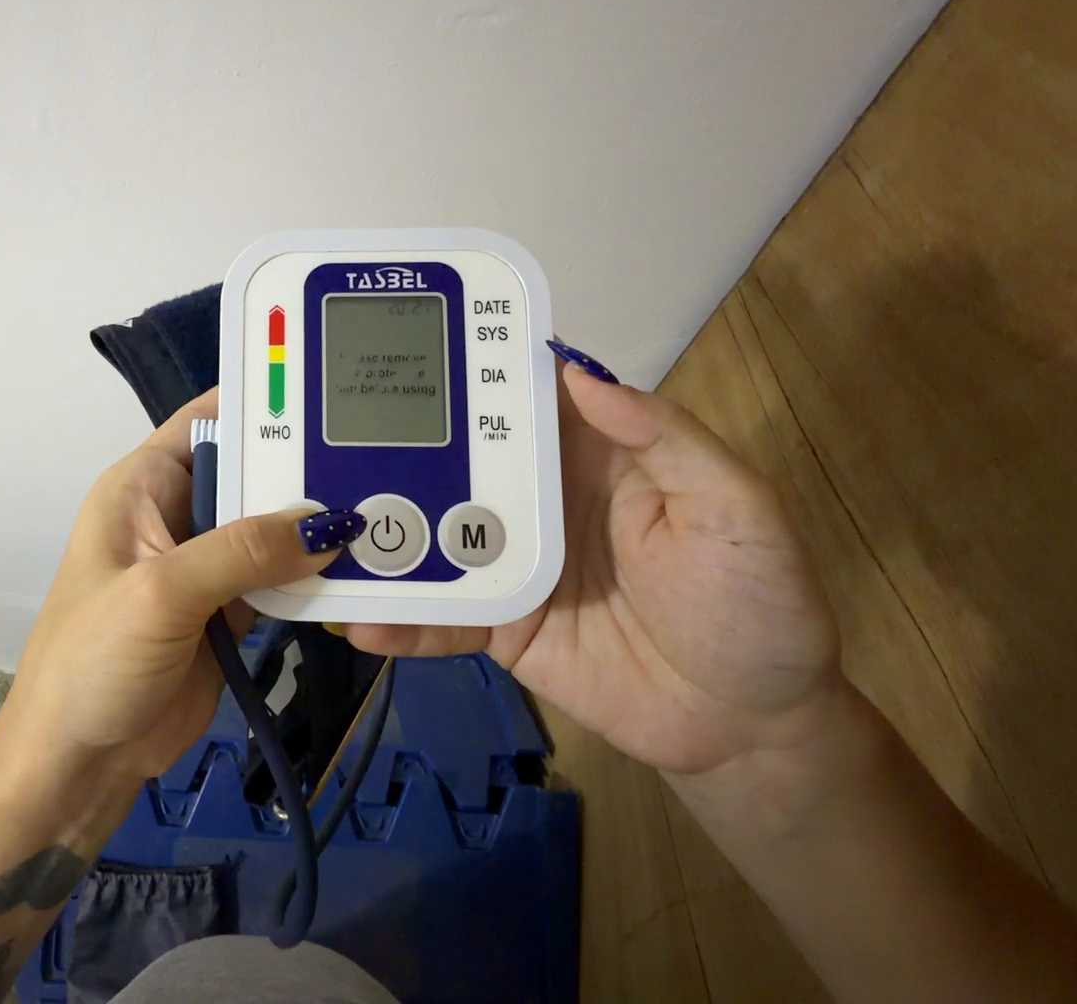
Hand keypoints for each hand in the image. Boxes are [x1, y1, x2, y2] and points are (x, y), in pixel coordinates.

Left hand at [0, 389, 350, 788]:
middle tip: (384, 454)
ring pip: (269, 527)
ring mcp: (204, 565)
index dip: (261, 399)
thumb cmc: (95, 661)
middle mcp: (175, 514)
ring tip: (389, 503)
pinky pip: (278, 576)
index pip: (205, 420)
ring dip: (315, 524)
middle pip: (248, 472)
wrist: (81, 760)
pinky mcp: (227, 609)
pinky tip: (361, 565)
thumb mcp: (161, 593)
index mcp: (142, 486)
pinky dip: (312, 573)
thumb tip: (331, 523)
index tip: (332, 389)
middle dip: (303, 466)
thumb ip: (243, 552)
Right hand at [347, 354, 846, 775]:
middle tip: (321, 438)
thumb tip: (576, 373)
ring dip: (380, 538)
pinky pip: (441, 617)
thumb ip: (665, 441)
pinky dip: (401, 621)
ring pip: (432, 540)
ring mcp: (508, 565)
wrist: (744, 728)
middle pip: (457, 466)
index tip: (400, 347)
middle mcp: (538, 503)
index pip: (519, 401)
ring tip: (322, 535)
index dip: (468, 371)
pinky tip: (361, 623)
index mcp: (591, 459)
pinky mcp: (497, 625)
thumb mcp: (736, 512)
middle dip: (394, 450)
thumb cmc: (755, 607)